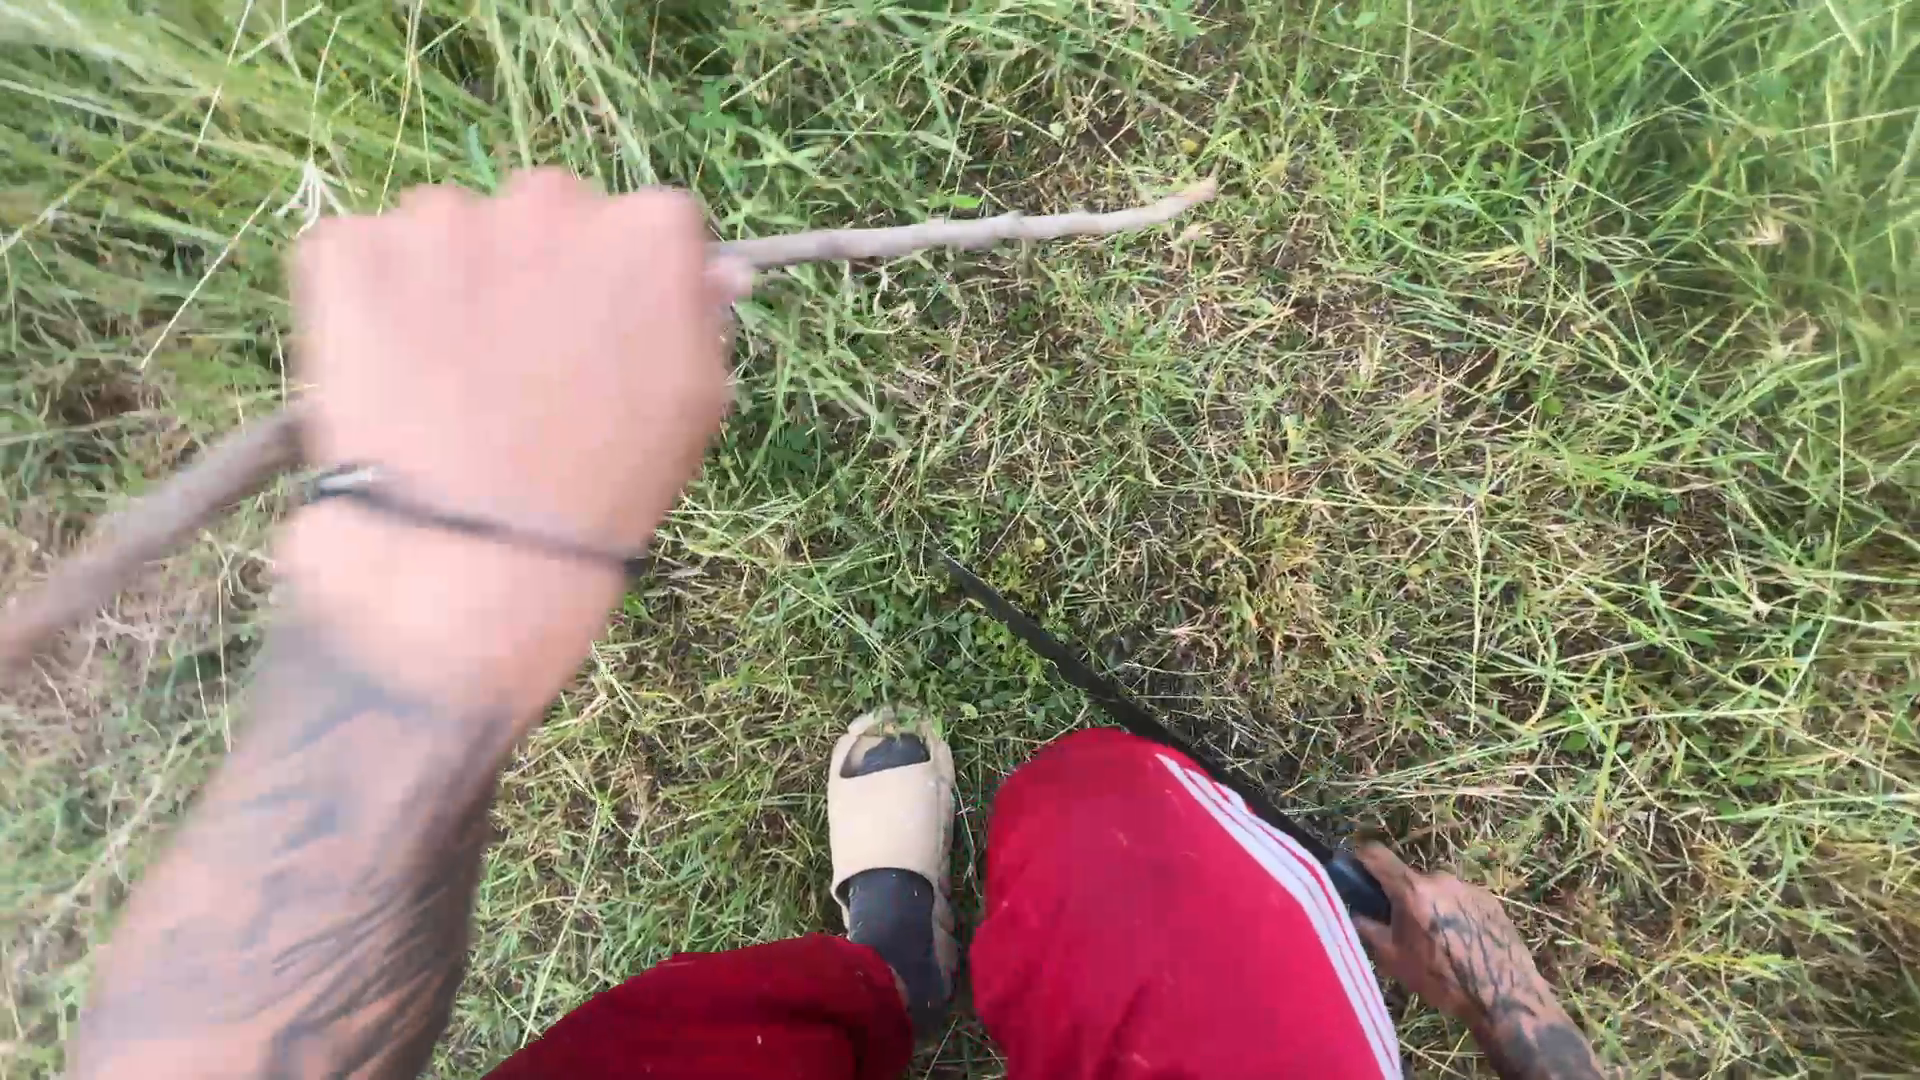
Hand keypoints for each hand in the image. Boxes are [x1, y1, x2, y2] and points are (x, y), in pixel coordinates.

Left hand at [293, 168, 748, 548]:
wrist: (486, 541)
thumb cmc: (615, 476)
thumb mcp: (698, 401)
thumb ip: (707, 318)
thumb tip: (717, 271)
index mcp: (649, 234)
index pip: (657, 225)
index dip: (643, 279)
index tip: (626, 324)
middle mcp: (552, 201)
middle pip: (561, 214)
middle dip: (558, 265)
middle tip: (546, 350)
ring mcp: (445, 217)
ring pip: (468, 233)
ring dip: (476, 279)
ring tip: (474, 369)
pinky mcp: (353, 246)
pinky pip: (383, 255)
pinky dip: (396, 298)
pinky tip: (415, 365)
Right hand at [1353, 845, 1602, 1079]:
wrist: (1508, 1002)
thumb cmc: (1443, 980)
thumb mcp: (1392, 958)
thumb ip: (1366, 927)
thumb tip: (1352, 910)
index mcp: (1410, 888)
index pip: (1374, 852)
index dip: (1361, 859)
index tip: (1357, 874)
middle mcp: (1439, 879)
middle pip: (1408, 876)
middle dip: (1401, 893)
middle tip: (1404, 923)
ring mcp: (1469, 888)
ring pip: (1436, 888)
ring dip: (1430, 903)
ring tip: (1439, 937)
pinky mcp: (1492, 901)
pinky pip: (1461, 898)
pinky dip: (1455, 911)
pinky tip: (1463, 941)